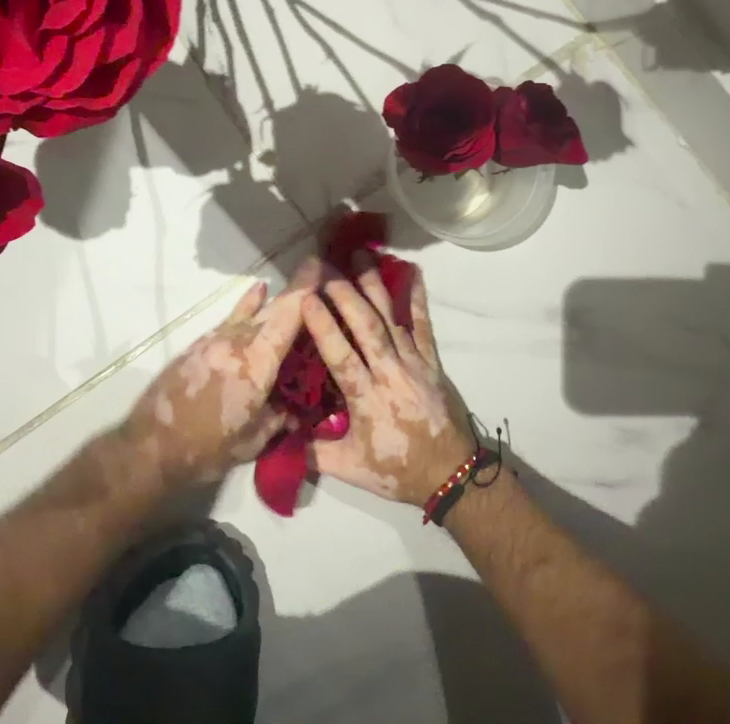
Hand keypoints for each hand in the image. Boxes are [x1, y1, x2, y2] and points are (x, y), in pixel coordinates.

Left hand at [120, 261, 318, 485]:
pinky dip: (248, 306)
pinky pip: (231, 319)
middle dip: (295, 290)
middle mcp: (236, 343)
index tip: (321, 268)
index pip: (286, 318)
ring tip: (292, 288)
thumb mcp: (251, 444)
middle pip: (271, 309)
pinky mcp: (198, 345)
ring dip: (273, 300)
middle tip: (315, 269)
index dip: (305, 291)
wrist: (150, 446)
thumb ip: (276, 422)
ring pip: (250, 313)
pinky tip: (256, 295)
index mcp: (256, 366)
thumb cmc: (206, 449)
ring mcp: (214, 341)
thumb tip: (292, 412)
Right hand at [302, 255, 473, 504]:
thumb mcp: (350, 469)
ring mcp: (413, 363)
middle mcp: (390, 373)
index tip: (306, 299)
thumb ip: (314, 452)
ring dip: (373, 285)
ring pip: (390, 318)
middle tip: (326, 267)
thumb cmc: (397, 471)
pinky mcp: (431, 361)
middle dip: (345, 294)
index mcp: (366, 399)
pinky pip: (423, 324)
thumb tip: (277, 437)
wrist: (452, 474)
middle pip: (366, 327)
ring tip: (360, 255)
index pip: (341, 356)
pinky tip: (412, 272)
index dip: (323, 326)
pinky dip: (417, 297)